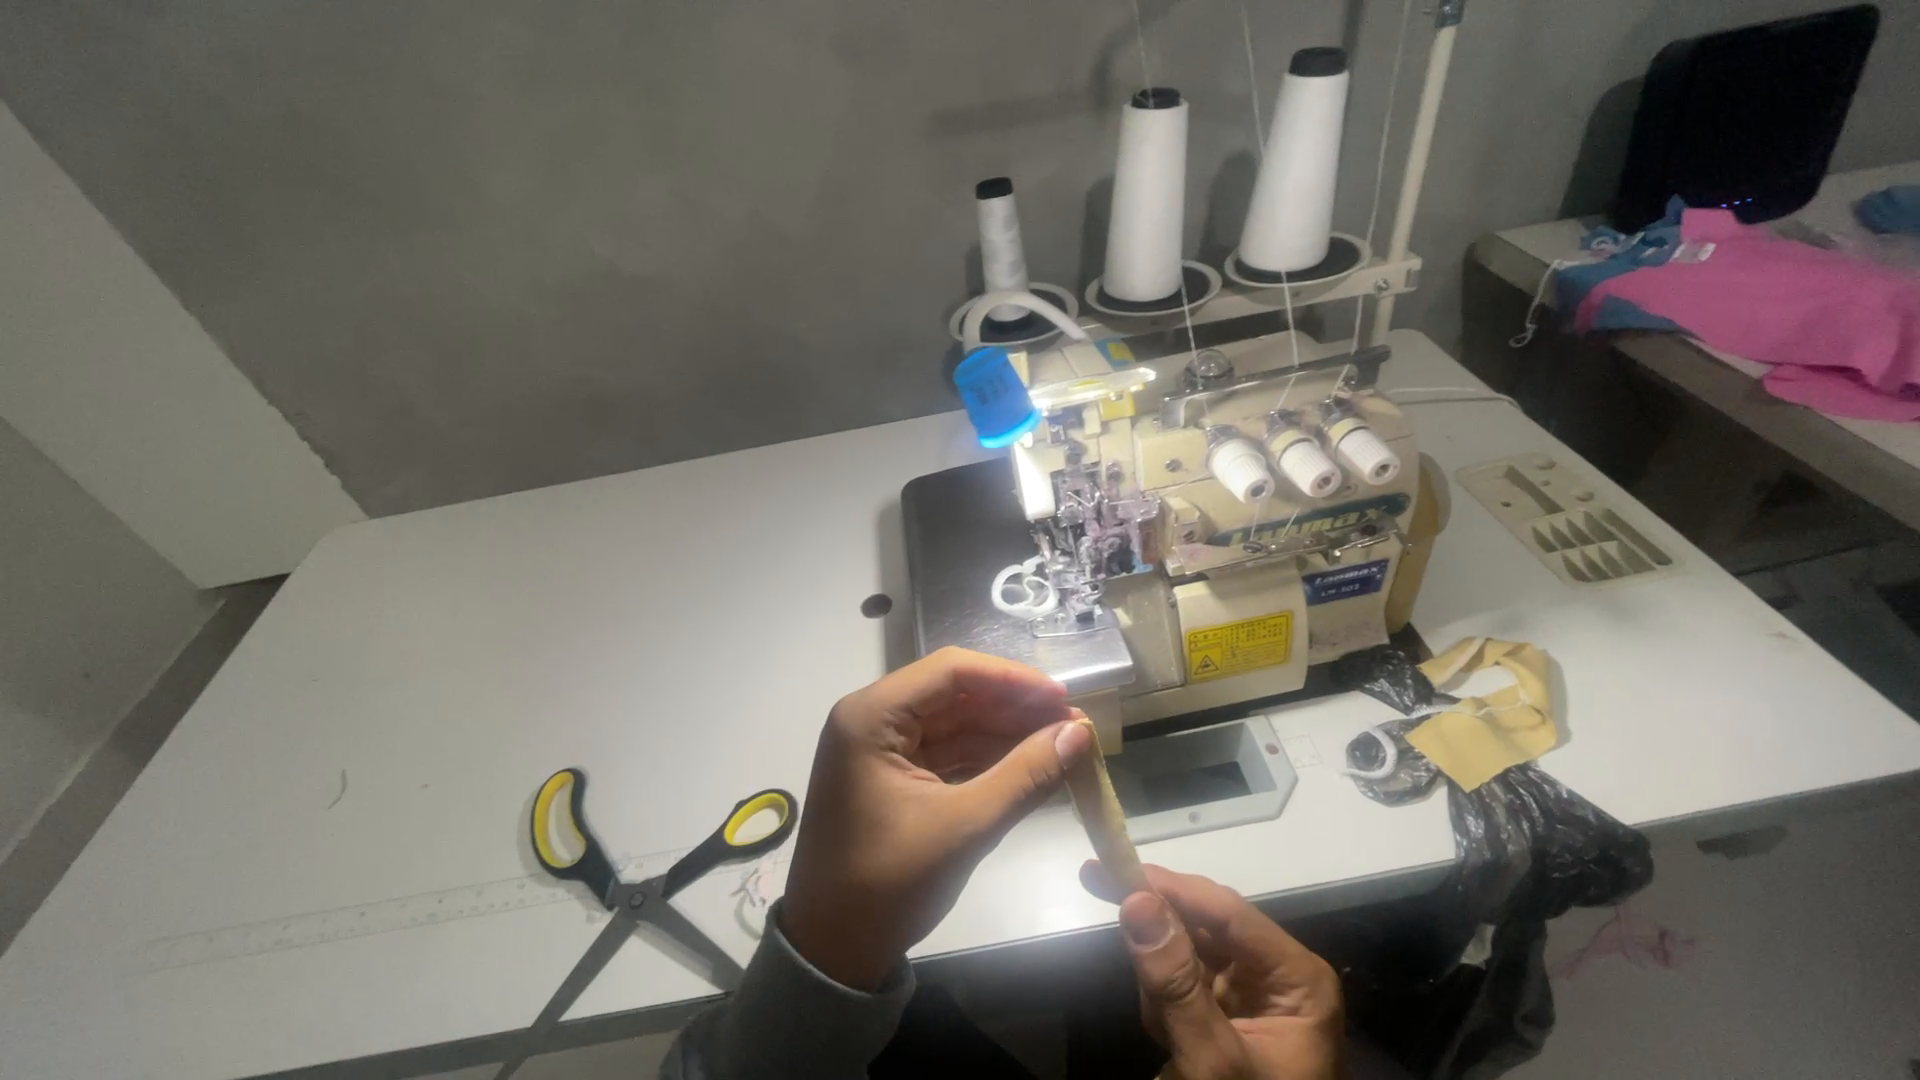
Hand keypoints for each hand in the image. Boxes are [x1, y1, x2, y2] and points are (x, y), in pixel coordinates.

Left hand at [782, 647, 1092, 988]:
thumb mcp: (963, 827)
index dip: (1012, 680)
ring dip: (1007, 734)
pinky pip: (949, 753)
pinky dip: (988, 759)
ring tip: (1063, 745)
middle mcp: (873, 719)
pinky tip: (1032, 766)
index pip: (951, 671)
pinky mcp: (894, 777)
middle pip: (956, 694)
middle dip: (1015, 709)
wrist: (831, 953)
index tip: (1063, 698)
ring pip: (956, 723)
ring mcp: (882, 749)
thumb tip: (1080, 732)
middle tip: (1073, 725)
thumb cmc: (887, 885)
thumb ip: (1025, 775)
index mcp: (872, 716)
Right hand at [1083, 863, 1342, 1079]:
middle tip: (1101, 898)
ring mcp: (1252, 991)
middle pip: (1204, 922)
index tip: (1112, 866)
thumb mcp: (1212, 1061)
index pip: (1226, 910)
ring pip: (1186, 948)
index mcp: (1296, 978)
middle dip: (1161, 939)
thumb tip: (1136, 901)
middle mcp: (1277, 972)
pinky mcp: (1227, 1009)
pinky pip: (1182, 979)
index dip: (1168, 885)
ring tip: (1163, 1032)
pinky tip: (1167, 1034)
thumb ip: (1174, 984)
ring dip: (1159, 981)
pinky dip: (1161, 1000)